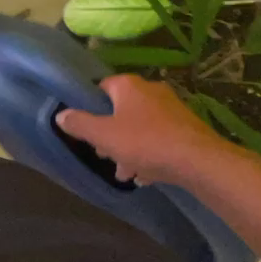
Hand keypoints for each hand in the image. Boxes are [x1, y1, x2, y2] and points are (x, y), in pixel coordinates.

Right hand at [56, 75, 241, 186]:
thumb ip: (79, 124)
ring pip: (140, 127)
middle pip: (120, 109)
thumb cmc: (145, 143)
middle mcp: (151, 90)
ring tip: (124, 172)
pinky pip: (159, 138)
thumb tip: (61, 115)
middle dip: (110, 133)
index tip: (85, 128)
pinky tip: (145, 175)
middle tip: (104, 155)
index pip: (101, 87)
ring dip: (129, 148)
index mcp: (128, 86)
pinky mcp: (186, 127)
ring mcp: (171, 109)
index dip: (90, 107)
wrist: (199, 161)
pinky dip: (149, 153)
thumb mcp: (103, 136)